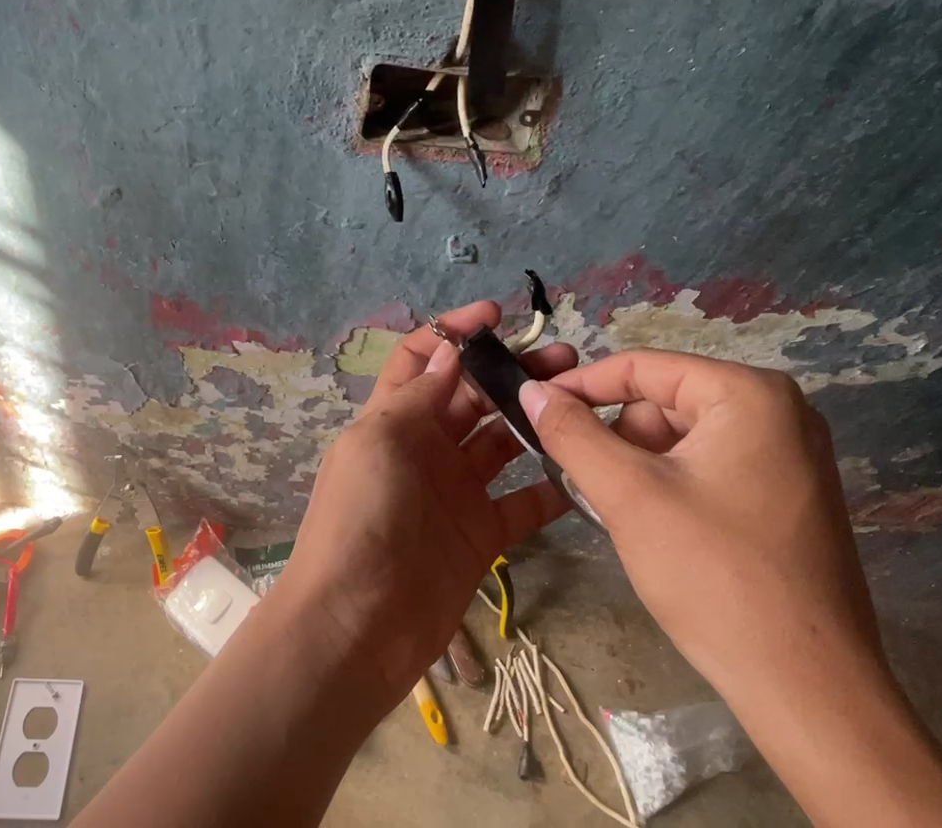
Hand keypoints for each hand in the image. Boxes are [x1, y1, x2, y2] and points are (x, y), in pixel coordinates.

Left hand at [276, 301, 576, 699]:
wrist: (356, 624)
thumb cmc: (360, 521)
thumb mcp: (379, 444)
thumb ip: (418, 397)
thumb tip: (450, 352)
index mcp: (393, 420)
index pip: (422, 360)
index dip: (454, 333)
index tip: (497, 316)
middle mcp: (425, 449)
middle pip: (472, 397)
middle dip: (511, 373)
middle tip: (565, 359)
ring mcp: (455, 492)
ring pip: (503, 443)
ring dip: (537, 421)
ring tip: (583, 400)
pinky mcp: (482, 534)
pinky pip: (524, 502)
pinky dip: (552, 485)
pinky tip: (585, 467)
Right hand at [520, 350, 941, 826]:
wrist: (806, 684)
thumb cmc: (713, 574)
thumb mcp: (627, 494)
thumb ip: (572, 433)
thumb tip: (531, 392)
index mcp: (749, 394)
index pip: (642, 367)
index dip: (580, 387)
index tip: (531, 410)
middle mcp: (780, 412)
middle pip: (662, 403)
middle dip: (615, 439)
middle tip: (582, 483)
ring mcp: (791, 457)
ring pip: (681, 439)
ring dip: (637, 467)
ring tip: (618, 514)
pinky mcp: (789, 497)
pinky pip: (709, 468)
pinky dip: (669, 487)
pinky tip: (654, 529)